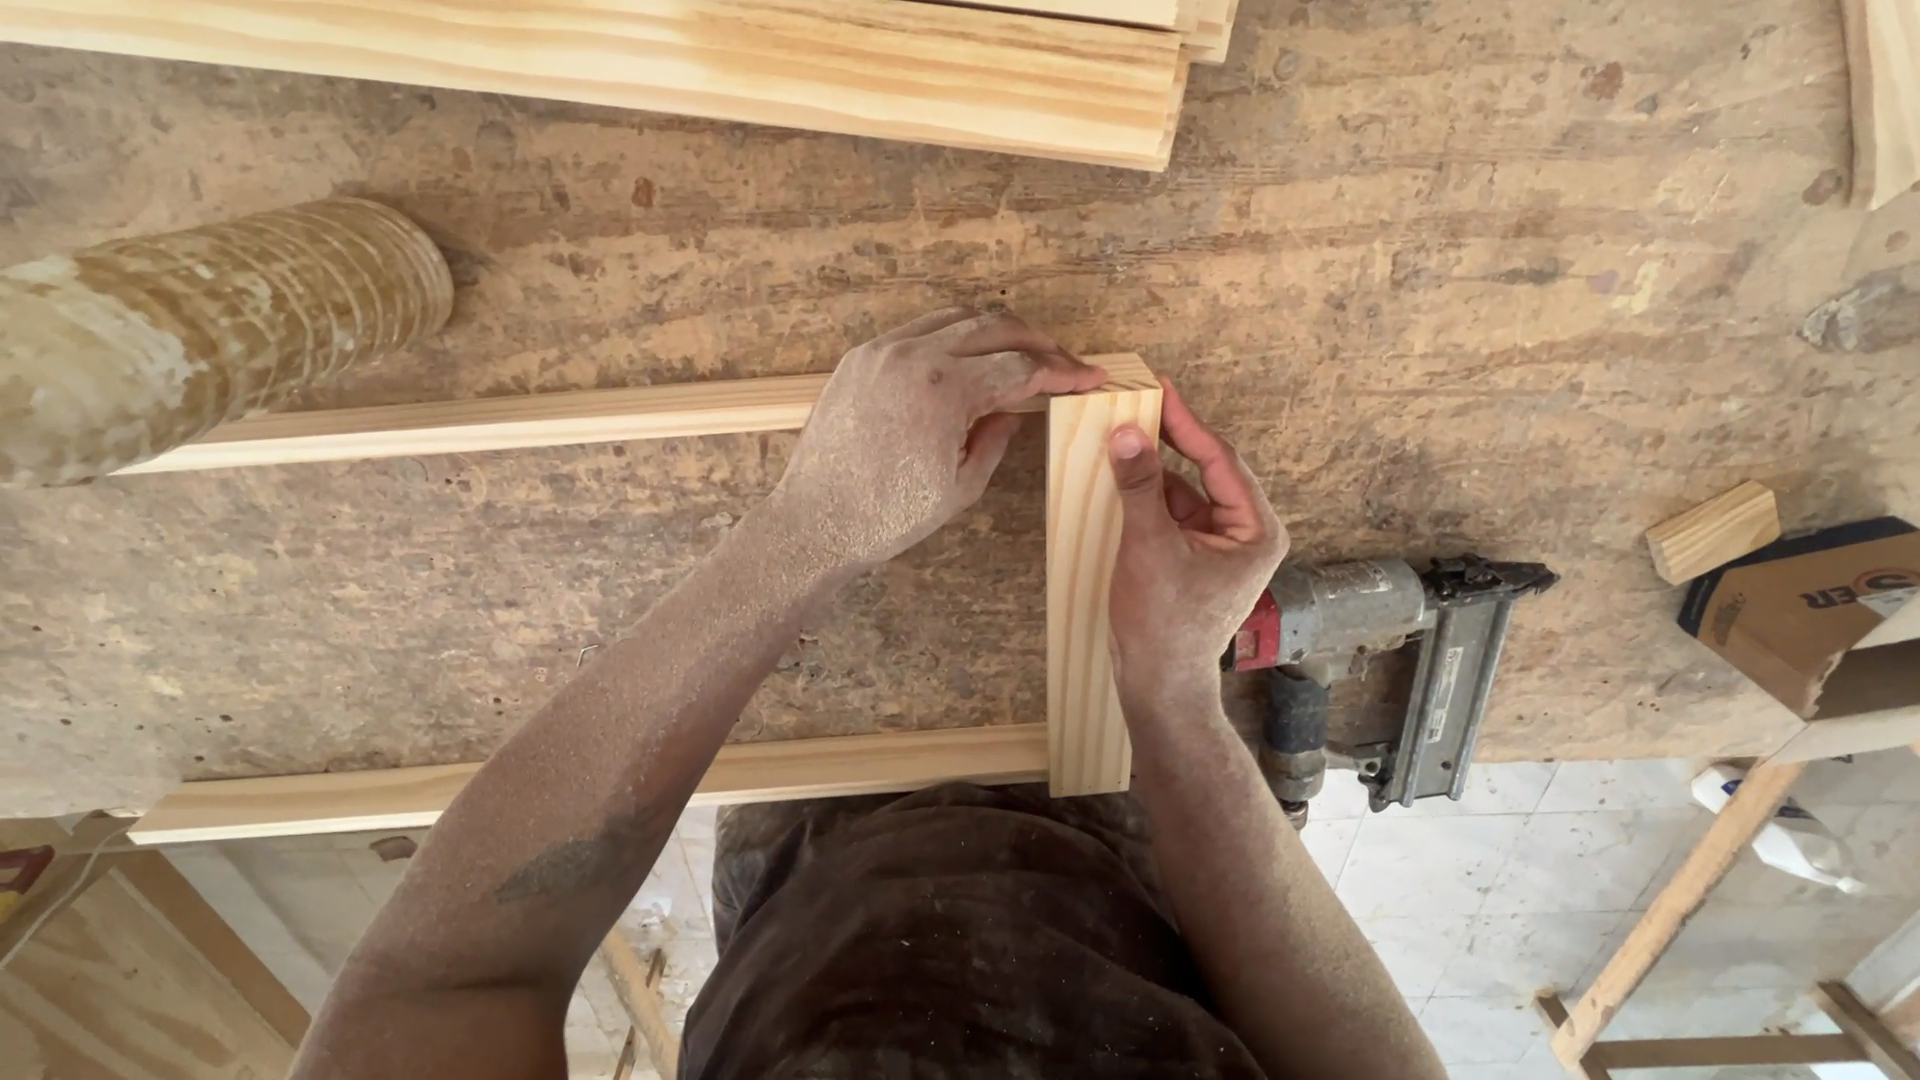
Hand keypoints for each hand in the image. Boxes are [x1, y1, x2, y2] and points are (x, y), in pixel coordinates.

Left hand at [765, 308, 1106, 569]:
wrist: (816, 521)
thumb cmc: (888, 516)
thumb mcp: (961, 487)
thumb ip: (996, 440)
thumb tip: (1014, 412)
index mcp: (943, 390)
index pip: (1021, 365)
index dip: (1062, 372)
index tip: (1090, 377)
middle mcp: (913, 356)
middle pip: (996, 326)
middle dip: (1039, 343)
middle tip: (1063, 365)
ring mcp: (883, 350)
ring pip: (958, 318)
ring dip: (998, 332)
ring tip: (1022, 355)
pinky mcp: (861, 357)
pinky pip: (920, 329)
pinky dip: (955, 336)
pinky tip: (970, 357)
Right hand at [1107, 379, 1288, 704]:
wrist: (1158, 683)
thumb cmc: (1164, 623)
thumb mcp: (1149, 546)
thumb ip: (1139, 486)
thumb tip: (1126, 432)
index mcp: (1256, 530)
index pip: (1222, 461)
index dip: (1188, 423)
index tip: (1161, 390)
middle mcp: (1245, 534)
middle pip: (1206, 472)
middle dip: (1171, 443)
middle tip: (1140, 406)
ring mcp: (1218, 547)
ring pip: (1185, 493)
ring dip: (1153, 472)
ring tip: (1121, 440)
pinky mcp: (1193, 559)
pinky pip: (1171, 515)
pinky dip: (1147, 499)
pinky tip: (1121, 482)